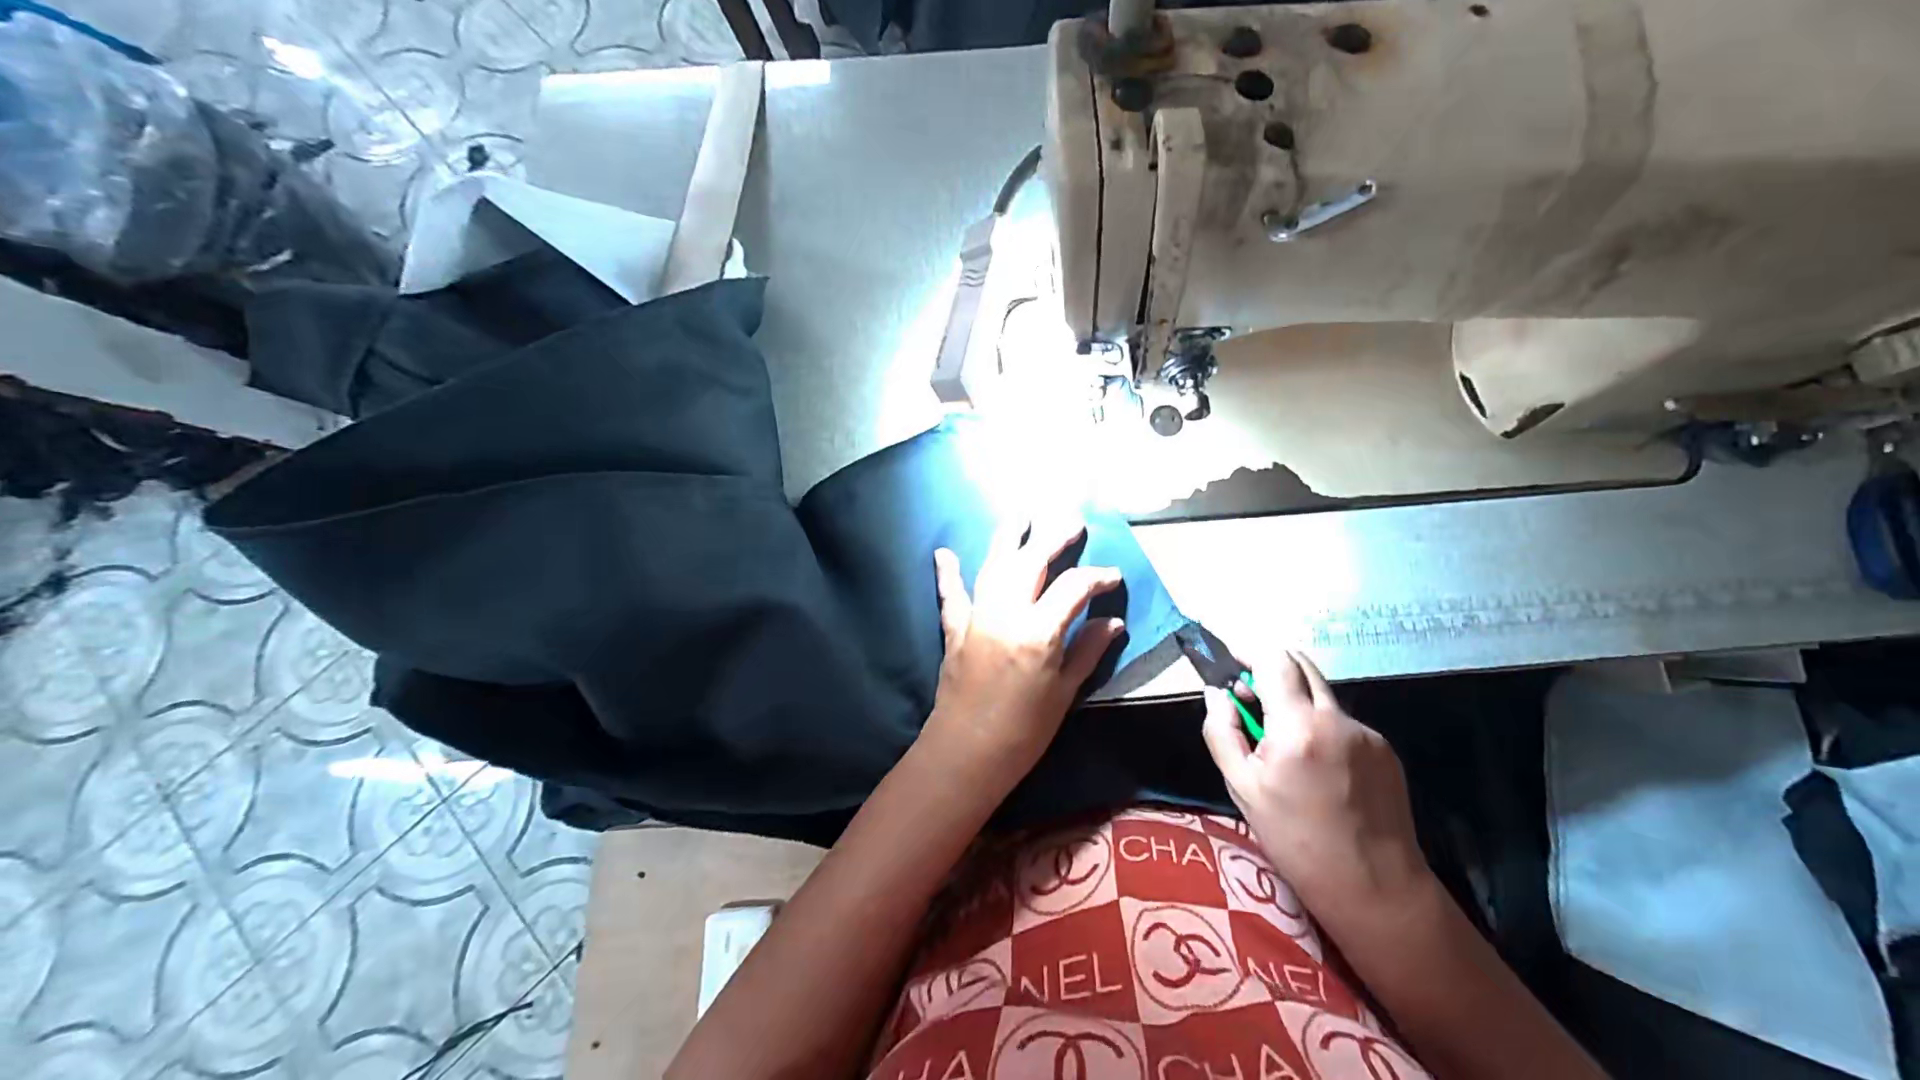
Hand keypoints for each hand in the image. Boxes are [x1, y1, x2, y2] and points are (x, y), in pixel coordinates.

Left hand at [923, 514, 1125, 788]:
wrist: (967, 753)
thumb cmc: (1024, 731)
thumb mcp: (1065, 693)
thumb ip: (1087, 651)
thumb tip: (1113, 622)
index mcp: (1038, 631)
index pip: (1074, 587)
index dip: (1098, 577)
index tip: (1114, 577)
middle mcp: (1005, 613)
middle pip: (1032, 562)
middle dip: (1053, 538)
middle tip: (1072, 523)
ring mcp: (977, 618)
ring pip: (993, 566)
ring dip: (1007, 538)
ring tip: (1020, 515)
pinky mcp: (955, 630)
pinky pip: (951, 595)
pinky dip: (948, 574)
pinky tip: (943, 553)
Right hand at [1201, 651, 1433, 923]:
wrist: (1373, 886)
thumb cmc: (1294, 839)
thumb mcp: (1241, 788)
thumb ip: (1222, 732)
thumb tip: (1215, 694)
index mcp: (1297, 728)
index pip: (1274, 660)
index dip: (1249, 653)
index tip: (1233, 664)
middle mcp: (1336, 719)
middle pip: (1302, 666)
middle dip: (1272, 671)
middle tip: (1251, 702)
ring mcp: (1366, 733)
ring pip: (1322, 695)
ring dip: (1296, 702)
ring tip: (1284, 746)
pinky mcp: (1384, 749)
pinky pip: (1342, 721)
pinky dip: (1320, 727)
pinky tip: (1316, 766)